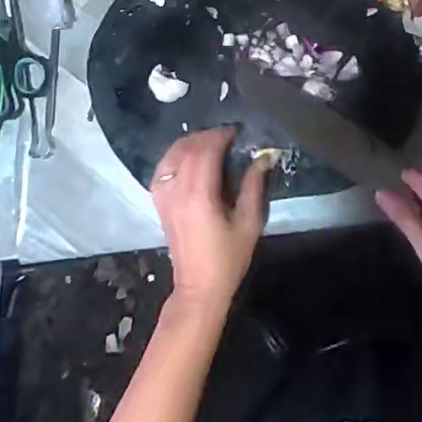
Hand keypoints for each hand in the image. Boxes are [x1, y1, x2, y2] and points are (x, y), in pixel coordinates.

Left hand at [150, 128, 271, 308]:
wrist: (199, 289)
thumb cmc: (228, 260)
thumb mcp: (249, 224)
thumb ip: (253, 187)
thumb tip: (262, 158)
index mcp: (200, 197)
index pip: (205, 152)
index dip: (220, 136)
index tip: (237, 132)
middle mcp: (178, 192)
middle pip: (188, 149)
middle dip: (207, 136)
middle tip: (227, 136)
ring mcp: (164, 198)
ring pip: (172, 155)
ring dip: (190, 143)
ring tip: (209, 143)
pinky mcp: (159, 204)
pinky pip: (162, 169)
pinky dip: (174, 156)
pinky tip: (188, 158)